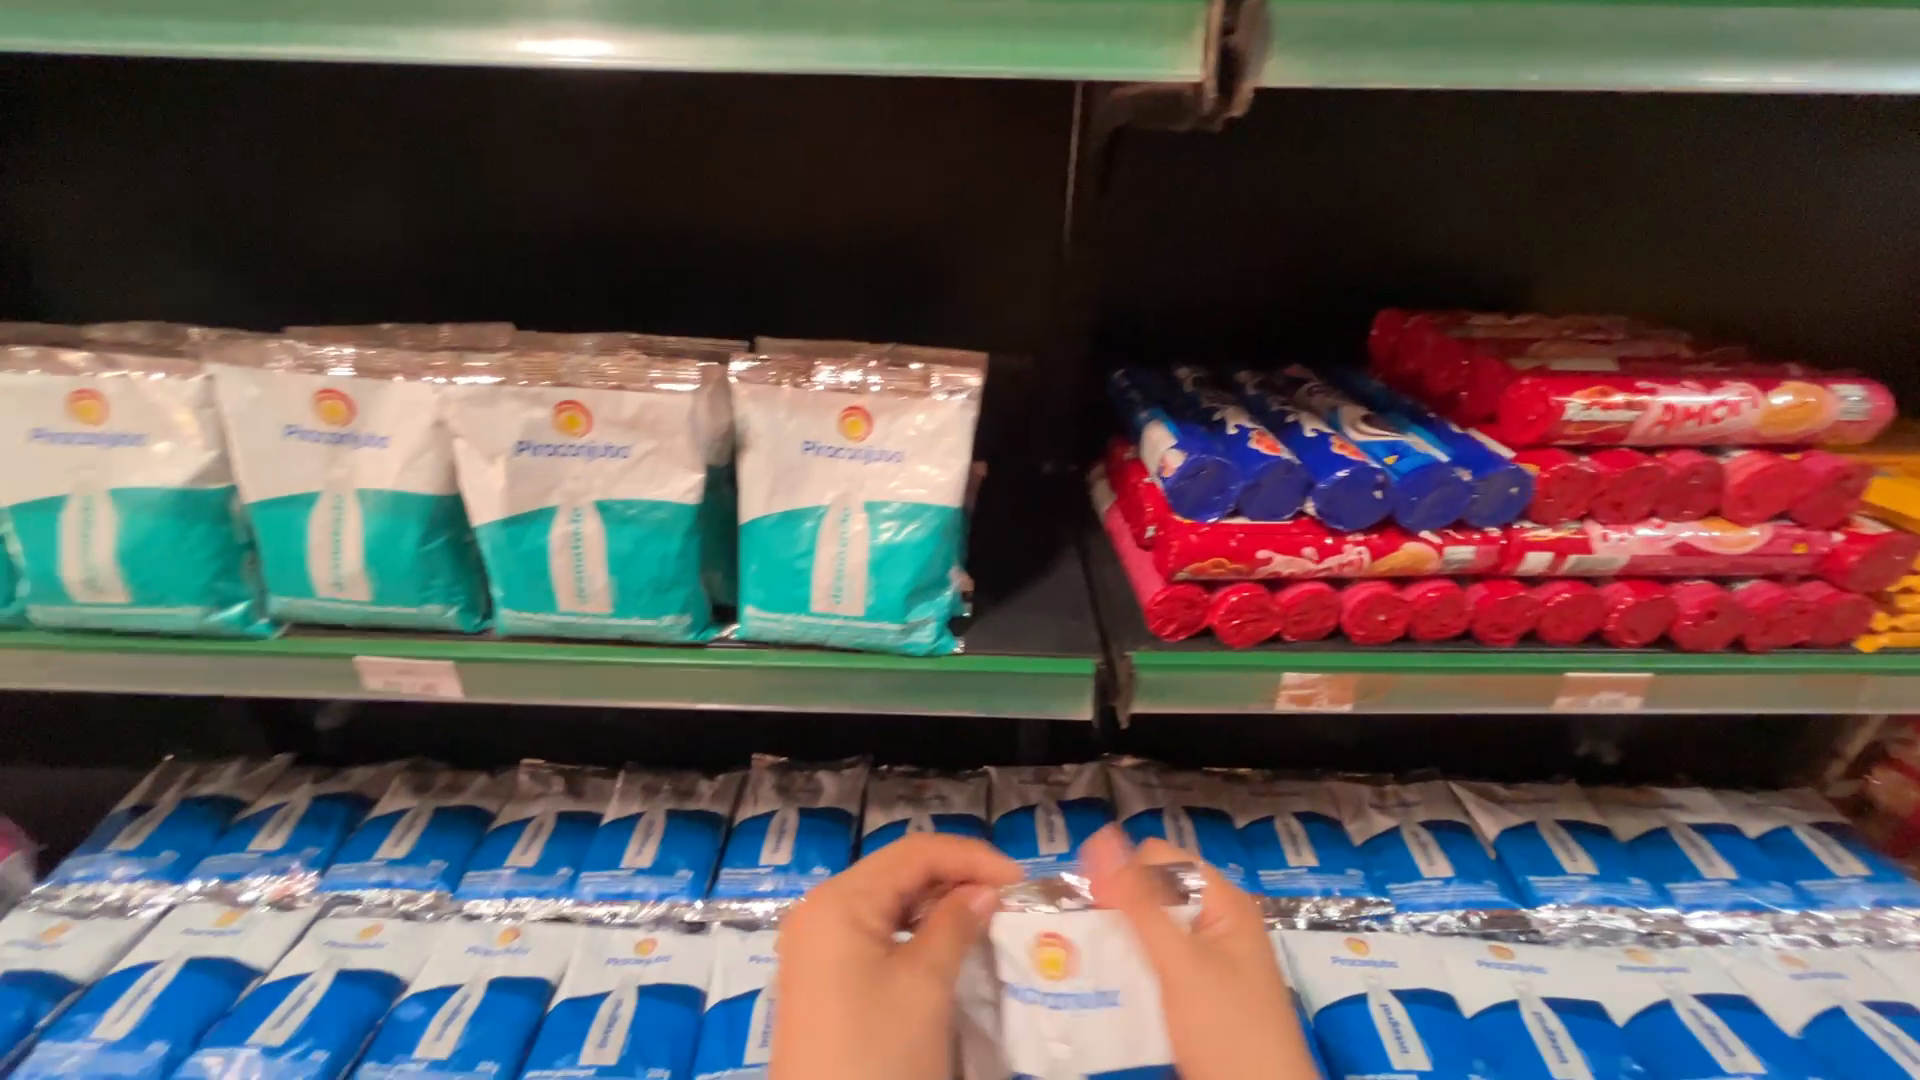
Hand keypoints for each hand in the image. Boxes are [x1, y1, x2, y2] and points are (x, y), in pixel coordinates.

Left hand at [772, 833, 1023, 1079]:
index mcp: (838, 899)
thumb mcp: (924, 986)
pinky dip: (915, 928)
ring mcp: (817, 941)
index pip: (914, 852)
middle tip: (1007, 897)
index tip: (1020, 879)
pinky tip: (947, 939)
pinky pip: (876, 929)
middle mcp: (820, 908)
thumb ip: (956, 924)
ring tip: (986, 914)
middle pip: (899, 871)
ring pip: (889, 899)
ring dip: (938, 902)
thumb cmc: (877, 1055)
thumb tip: (986, 891)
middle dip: (956, 876)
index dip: (970, 857)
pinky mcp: (823, 972)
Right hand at [1081, 824, 1316, 1079]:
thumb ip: (1139, 901)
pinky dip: (1135, 967)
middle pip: (1156, 891)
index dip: (1126, 871)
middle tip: (1088, 935)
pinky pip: (1158, 962)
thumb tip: (1101, 837)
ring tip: (1092, 959)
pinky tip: (1114, 983)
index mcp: (1223, 902)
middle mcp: (1219, 922)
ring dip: (1123, 940)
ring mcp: (1211, 959)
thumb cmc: (1228, 1031)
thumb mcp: (1180, 962)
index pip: (1161, 858)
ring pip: (1153, 929)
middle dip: (1119, 907)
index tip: (1094, 904)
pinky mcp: (1200, 992)